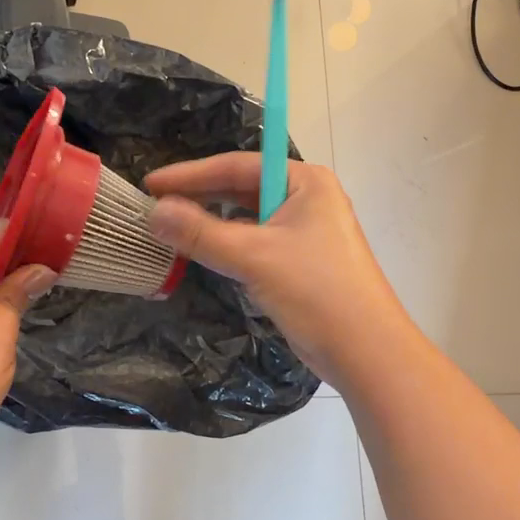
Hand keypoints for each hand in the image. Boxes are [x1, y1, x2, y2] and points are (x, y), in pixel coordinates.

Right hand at [145, 154, 415, 388]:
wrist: (367, 353)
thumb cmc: (317, 291)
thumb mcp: (254, 257)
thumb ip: (201, 233)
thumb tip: (153, 213)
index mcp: (306, 182)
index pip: (238, 166)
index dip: (191, 174)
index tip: (151, 183)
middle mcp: (307, 199)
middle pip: (242, 189)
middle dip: (199, 197)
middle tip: (154, 206)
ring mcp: (305, 232)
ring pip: (246, 219)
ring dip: (210, 224)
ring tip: (168, 230)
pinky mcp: (300, 263)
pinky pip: (254, 244)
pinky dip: (226, 247)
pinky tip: (199, 255)